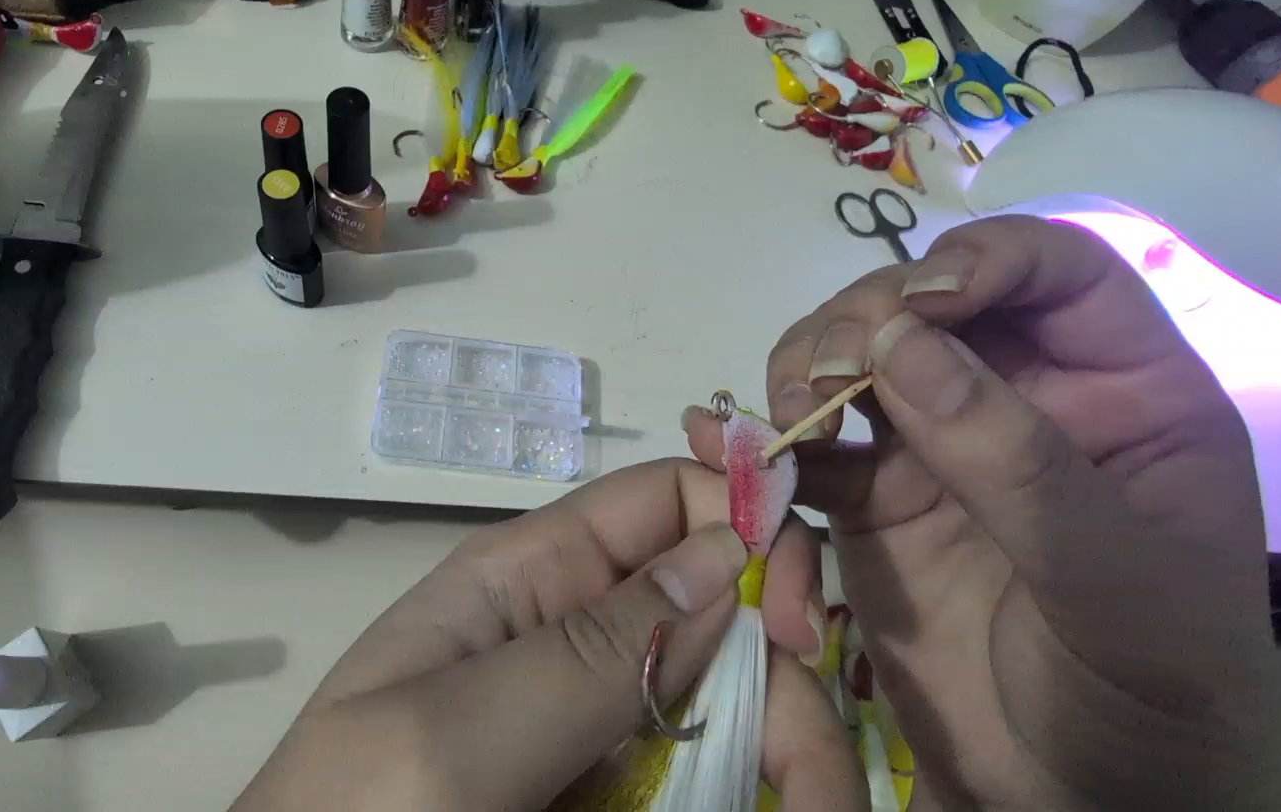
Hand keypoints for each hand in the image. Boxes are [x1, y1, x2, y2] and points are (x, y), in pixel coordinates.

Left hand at [232, 460, 867, 811]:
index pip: (659, 499)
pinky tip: (785, 809)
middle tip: (819, 787)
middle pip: (718, 605)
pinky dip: (763, 786)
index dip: (744, 522)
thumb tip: (724, 550)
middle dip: (785, 671)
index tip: (805, 616)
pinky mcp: (619, 783)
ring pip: (733, 691)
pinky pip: (712, 764)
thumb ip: (592, 644)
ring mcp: (602, 711)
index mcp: (528, 575)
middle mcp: (575, 626)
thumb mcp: (460, 730)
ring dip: (793, 749)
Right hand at [686, 216, 1279, 811]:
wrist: (1065, 807)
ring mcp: (931, 442)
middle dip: (865, 320)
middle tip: (825, 378)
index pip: (1054, 271)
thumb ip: (1017, 462)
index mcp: (1116, 392)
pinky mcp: (866, 490)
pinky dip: (763, 435)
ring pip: (853, 353)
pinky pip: (806, 437)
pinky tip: (731, 446)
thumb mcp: (1119, 588)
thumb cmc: (1144, 704)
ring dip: (806, 365)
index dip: (984, 260)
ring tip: (791, 417)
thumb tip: (899, 342)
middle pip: (926, 301)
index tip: (920, 306)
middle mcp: (1015, 396)